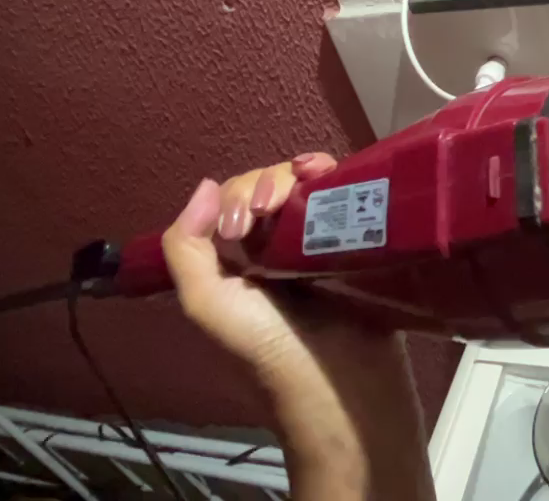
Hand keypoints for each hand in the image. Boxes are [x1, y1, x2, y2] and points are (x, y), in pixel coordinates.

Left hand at [162, 156, 431, 500]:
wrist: (341, 377)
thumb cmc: (269, 346)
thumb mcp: (209, 305)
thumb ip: (186, 249)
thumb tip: (204, 185)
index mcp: (243, 256)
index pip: (235, 200)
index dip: (236, 196)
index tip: (242, 225)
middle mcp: (282, 240)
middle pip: (271, 184)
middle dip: (266, 183)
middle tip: (269, 210)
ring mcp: (325, 233)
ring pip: (308, 181)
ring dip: (299, 172)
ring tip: (306, 185)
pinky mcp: (361, 231)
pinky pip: (347, 190)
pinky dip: (335, 172)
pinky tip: (331, 172)